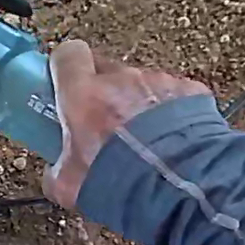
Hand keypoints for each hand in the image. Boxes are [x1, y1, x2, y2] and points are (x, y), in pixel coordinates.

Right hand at [44, 40, 211, 209]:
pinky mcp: (190, 93)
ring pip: (141, 85)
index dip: (66, 67)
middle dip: (102, 91)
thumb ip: (58, 172)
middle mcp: (121, 79)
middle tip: (102, 123)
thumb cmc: (121, 182)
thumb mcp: (71, 187)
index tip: (65, 84)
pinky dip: (171, 114)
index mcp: (84, 95)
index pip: (67, 56)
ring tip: (144, 142)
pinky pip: (174, 96)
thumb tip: (55, 175)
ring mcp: (158, 82)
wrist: (179, 188)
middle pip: (106, 70)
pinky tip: (172, 142)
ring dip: (138, 106)